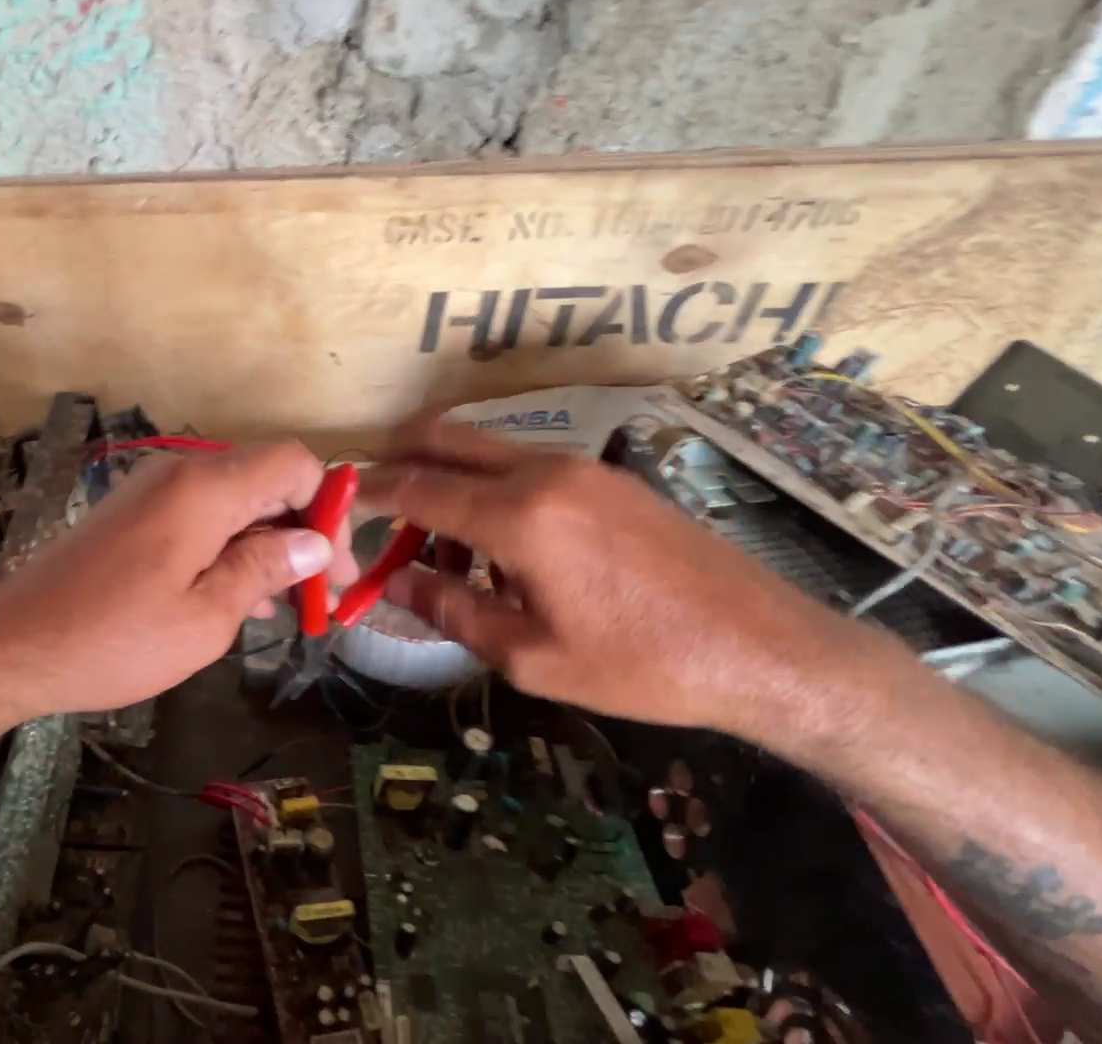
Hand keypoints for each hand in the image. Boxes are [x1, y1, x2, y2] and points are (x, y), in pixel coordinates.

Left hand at [0, 439, 356, 727]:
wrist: (11, 648)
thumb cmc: (113, 641)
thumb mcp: (204, 618)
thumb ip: (263, 571)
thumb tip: (314, 544)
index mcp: (202, 489)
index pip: (292, 462)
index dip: (327, 507)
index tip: (335, 567)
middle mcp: (177, 474)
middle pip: (264, 478)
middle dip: (300, 529)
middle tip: (317, 593)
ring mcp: (148, 492)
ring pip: (231, 500)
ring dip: (264, 543)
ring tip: (282, 605)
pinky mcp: (130, 515)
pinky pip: (196, 516)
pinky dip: (226, 546)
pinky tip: (237, 596)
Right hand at [361, 411, 910, 738]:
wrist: (766, 650)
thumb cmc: (640, 665)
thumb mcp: (528, 656)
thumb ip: (447, 610)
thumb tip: (389, 584)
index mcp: (519, 516)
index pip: (416, 486)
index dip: (367, 493)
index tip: (336, 504)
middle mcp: (543, 471)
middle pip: (444, 436)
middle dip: (397, 461)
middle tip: (375, 509)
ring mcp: (580, 467)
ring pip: (482, 451)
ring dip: (446, 485)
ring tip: (446, 562)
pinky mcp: (606, 477)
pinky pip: (523, 467)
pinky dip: (488, 493)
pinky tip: (502, 555)